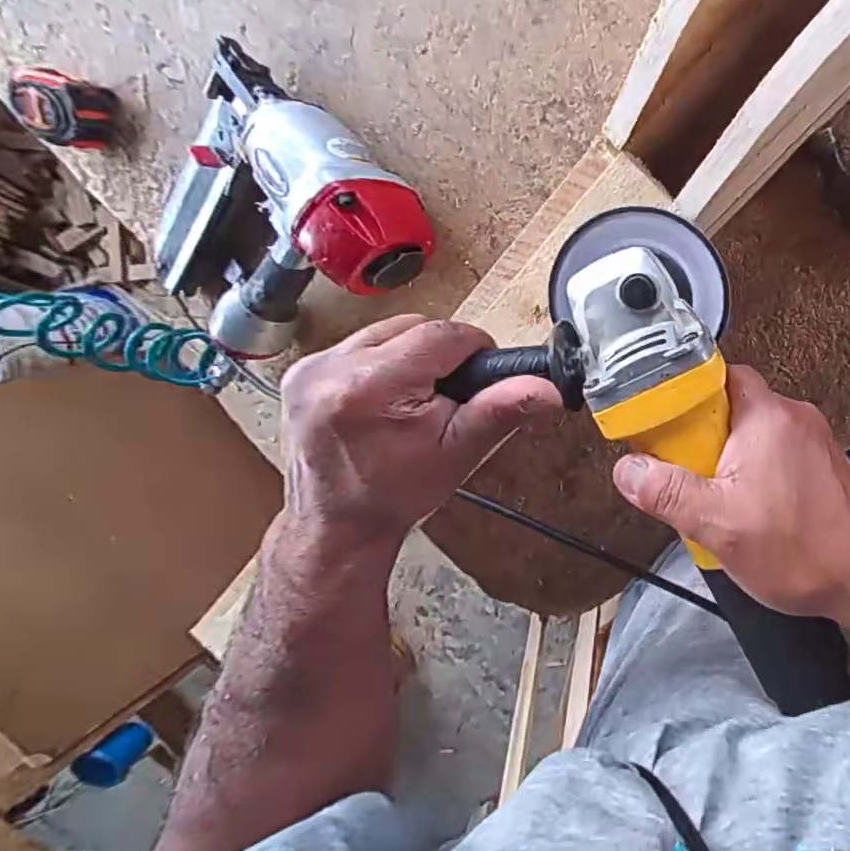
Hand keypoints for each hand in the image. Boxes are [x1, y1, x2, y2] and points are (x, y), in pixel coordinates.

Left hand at [279, 315, 559, 547]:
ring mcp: (311, 369)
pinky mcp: (302, 372)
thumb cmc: (395, 494)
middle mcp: (331, 369)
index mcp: (370, 387)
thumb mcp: (459, 451)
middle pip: (412, 326)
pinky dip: (381, 361)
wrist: (340, 524)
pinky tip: (386, 395)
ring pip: (386, 331)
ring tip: (416, 396)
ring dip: (410, 354)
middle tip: (446, 394)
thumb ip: (503, 410)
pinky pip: (358, 344)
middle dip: (439, 353)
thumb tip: (547, 388)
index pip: (441, 333)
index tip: (480, 372)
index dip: (472, 347)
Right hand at [609, 365, 849, 623]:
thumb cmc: (807, 551)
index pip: (717, 375)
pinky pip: (774, 454)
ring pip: (751, 433)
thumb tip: (629, 470)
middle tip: (684, 471)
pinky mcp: (823, 466)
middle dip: (701, 437)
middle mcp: (794, 418)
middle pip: (730, 405)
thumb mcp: (719, 525)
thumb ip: (667, 493)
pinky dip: (754, 473)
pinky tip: (749, 511)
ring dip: (727, 459)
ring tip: (715, 499)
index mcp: (767, 417)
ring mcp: (813, 441)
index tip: (662, 420)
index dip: (684, 393)